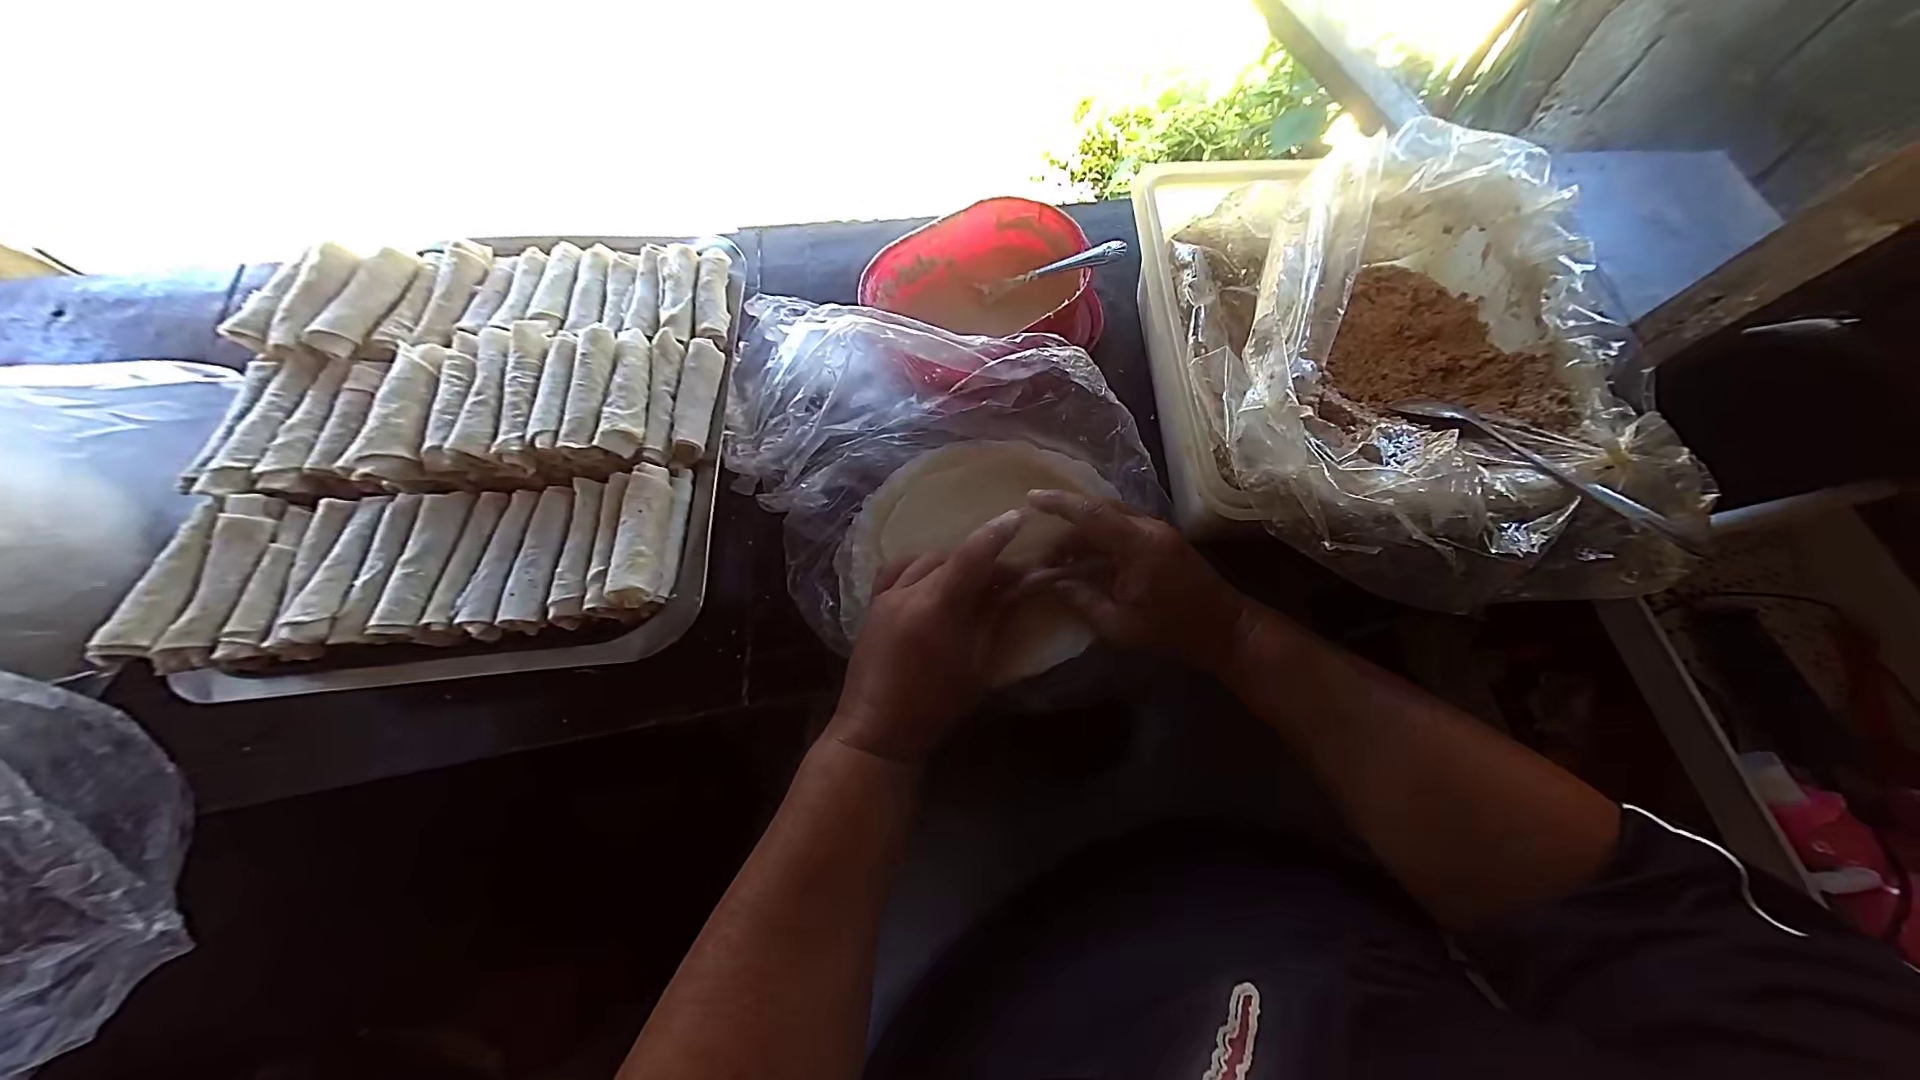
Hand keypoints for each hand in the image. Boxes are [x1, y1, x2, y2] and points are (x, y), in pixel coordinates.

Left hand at [828, 509, 1027, 765]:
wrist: (876, 729)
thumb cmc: (934, 706)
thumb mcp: (976, 666)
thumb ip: (994, 620)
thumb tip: (1016, 587)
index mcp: (938, 607)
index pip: (972, 556)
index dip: (997, 534)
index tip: (1017, 517)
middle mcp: (908, 592)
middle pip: (950, 557)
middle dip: (979, 559)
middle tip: (1002, 577)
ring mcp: (885, 596)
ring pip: (923, 560)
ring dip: (949, 562)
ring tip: (967, 580)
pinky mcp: (872, 605)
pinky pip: (896, 570)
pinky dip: (919, 567)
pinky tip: (930, 579)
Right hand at [1026, 490, 1253, 671]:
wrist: (1225, 628)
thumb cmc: (1172, 630)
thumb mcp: (1119, 625)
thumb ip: (1083, 599)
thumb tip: (1054, 582)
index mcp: (1138, 545)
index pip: (1091, 514)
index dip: (1058, 503)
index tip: (1030, 497)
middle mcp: (1148, 527)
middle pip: (1098, 510)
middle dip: (1066, 522)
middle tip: (1042, 545)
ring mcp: (1159, 529)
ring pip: (1111, 515)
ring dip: (1083, 529)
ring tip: (1059, 554)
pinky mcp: (1163, 538)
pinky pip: (1123, 524)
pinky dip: (1100, 534)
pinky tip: (1086, 555)